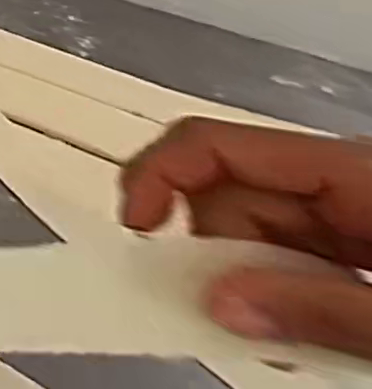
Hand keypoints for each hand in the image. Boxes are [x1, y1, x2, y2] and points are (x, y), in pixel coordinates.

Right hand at [120, 118, 371, 357]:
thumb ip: (324, 310)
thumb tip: (214, 305)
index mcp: (354, 169)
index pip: (208, 143)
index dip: (154, 176)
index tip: (135, 230)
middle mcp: (349, 179)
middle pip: (231, 192)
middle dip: (219, 252)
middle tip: (229, 313)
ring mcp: (367, 212)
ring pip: (264, 229)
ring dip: (258, 280)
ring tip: (290, 339)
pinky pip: (307, 255)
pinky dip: (295, 291)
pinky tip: (312, 331)